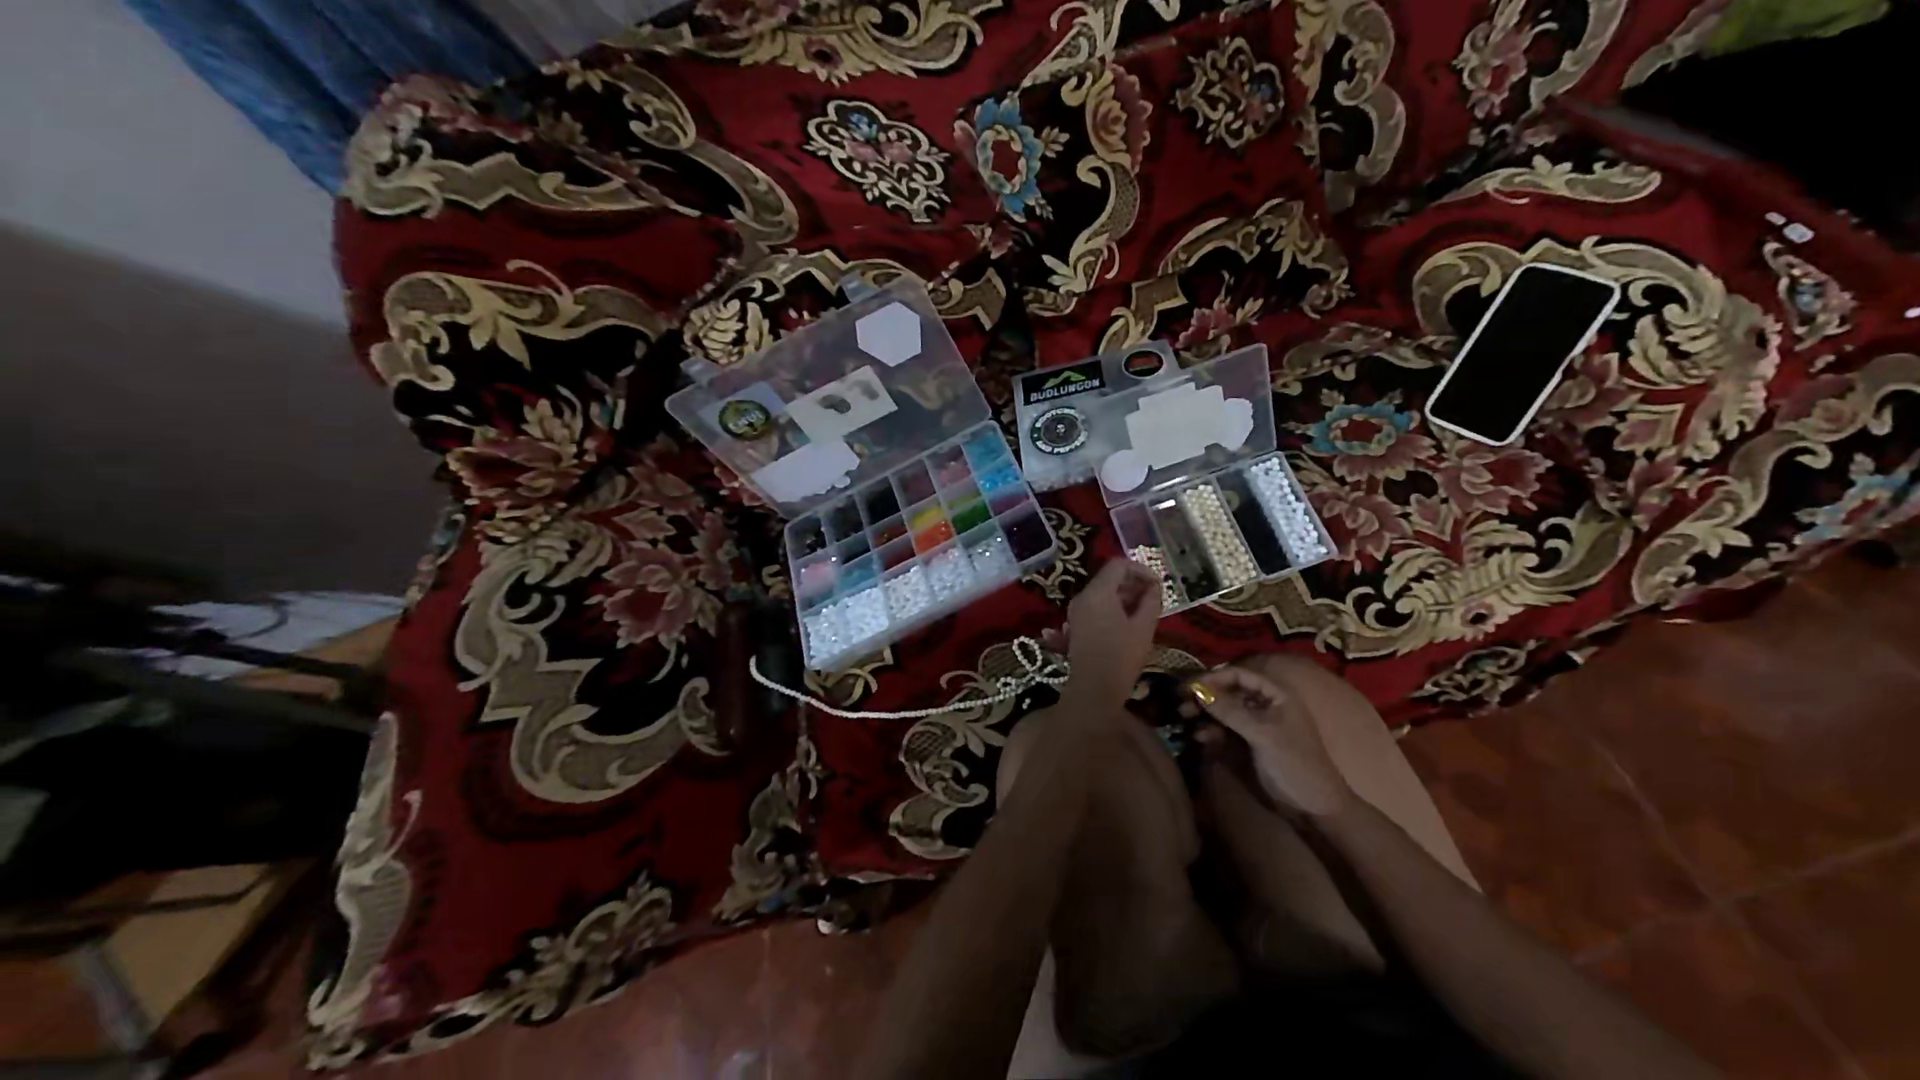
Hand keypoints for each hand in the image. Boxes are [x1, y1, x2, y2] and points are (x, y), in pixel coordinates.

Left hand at [1051, 557, 1161, 712]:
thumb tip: (1155, 586)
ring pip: (1102, 592)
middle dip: (1133, 583)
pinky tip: (1129, 621)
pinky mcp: (1076, 624)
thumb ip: (1151, 600)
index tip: (1157, 584)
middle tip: (1155, 597)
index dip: (1140, 570)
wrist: (1094, 688)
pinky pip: (1096, 605)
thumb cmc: (1122, 656)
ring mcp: (1076, 611)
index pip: (1118, 565)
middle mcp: (1082, 596)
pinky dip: (1113, 606)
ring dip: (1124, 595)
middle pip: (1108, 577)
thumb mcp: (1144, 627)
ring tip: (1146, 610)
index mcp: (1097, 592)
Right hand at [1193, 666, 1351, 817]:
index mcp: (1276, 695)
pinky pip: (1224, 730)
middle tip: (1181, 703)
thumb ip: (1230, 711)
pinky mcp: (1248, 743)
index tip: (1189, 687)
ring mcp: (1255, 724)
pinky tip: (1199, 737)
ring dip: (1204, 713)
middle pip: (1228, 691)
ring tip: (1184, 719)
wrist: (1313, 807)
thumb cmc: (1295, 764)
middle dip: (1205, 696)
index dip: (1213, 678)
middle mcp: (1264, 705)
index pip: (1239, 675)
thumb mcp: (1262, 735)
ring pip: (1223, 710)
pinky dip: (1210, 731)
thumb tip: (1197, 691)